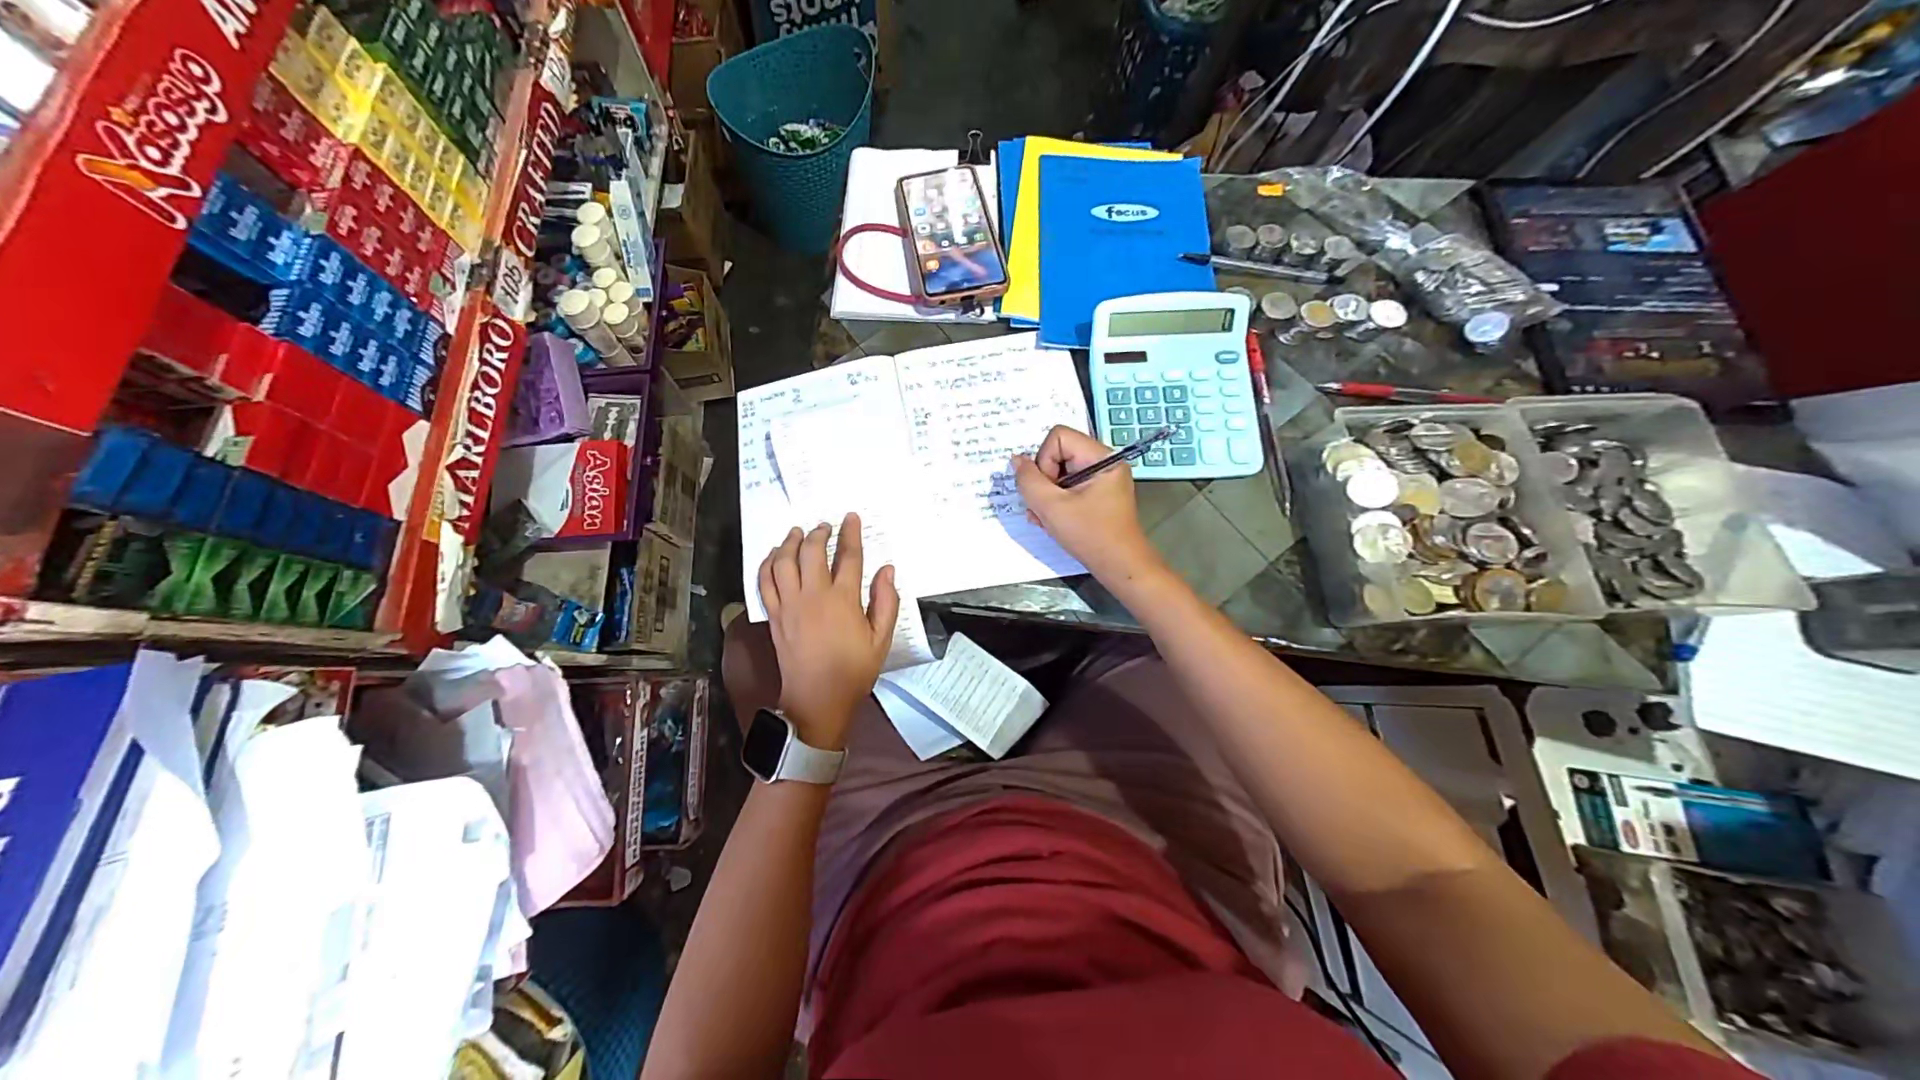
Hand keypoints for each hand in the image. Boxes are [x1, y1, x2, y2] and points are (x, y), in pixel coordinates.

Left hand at [757, 514, 898, 750]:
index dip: (850, 533)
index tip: (850, 517)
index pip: (847, 556)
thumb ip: (886, 602)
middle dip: (819, 532)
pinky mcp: (774, 615)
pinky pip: (765, 582)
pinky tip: (773, 556)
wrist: (817, 699)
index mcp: (843, 600)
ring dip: (790, 542)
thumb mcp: (881, 639)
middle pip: (811, 551)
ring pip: (783, 561)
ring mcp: (790, 604)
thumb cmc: (853, 671)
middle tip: (825, 526)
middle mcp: (813, 596)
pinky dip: (767, 564)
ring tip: (798, 533)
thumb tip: (887, 570)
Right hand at [1011, 426, 1165, 584]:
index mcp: (1101, 458)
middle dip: (1044, 481)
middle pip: (1058, 454)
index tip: (1048, 490)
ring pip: (1060, 472)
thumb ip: (1028, 480)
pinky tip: (1053, 521)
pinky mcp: (1097, 494)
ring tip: (1046, 518)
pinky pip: (1068, 487)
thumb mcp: (1051, 507)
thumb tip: (1017, 461)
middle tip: (1043, 507)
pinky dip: (1056, 502)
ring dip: (1046, 495)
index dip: (1044, 461)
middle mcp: (1104, 463)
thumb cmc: (1090, 535)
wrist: (1120, 566)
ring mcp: (1101, 479)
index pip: (1058, 437)